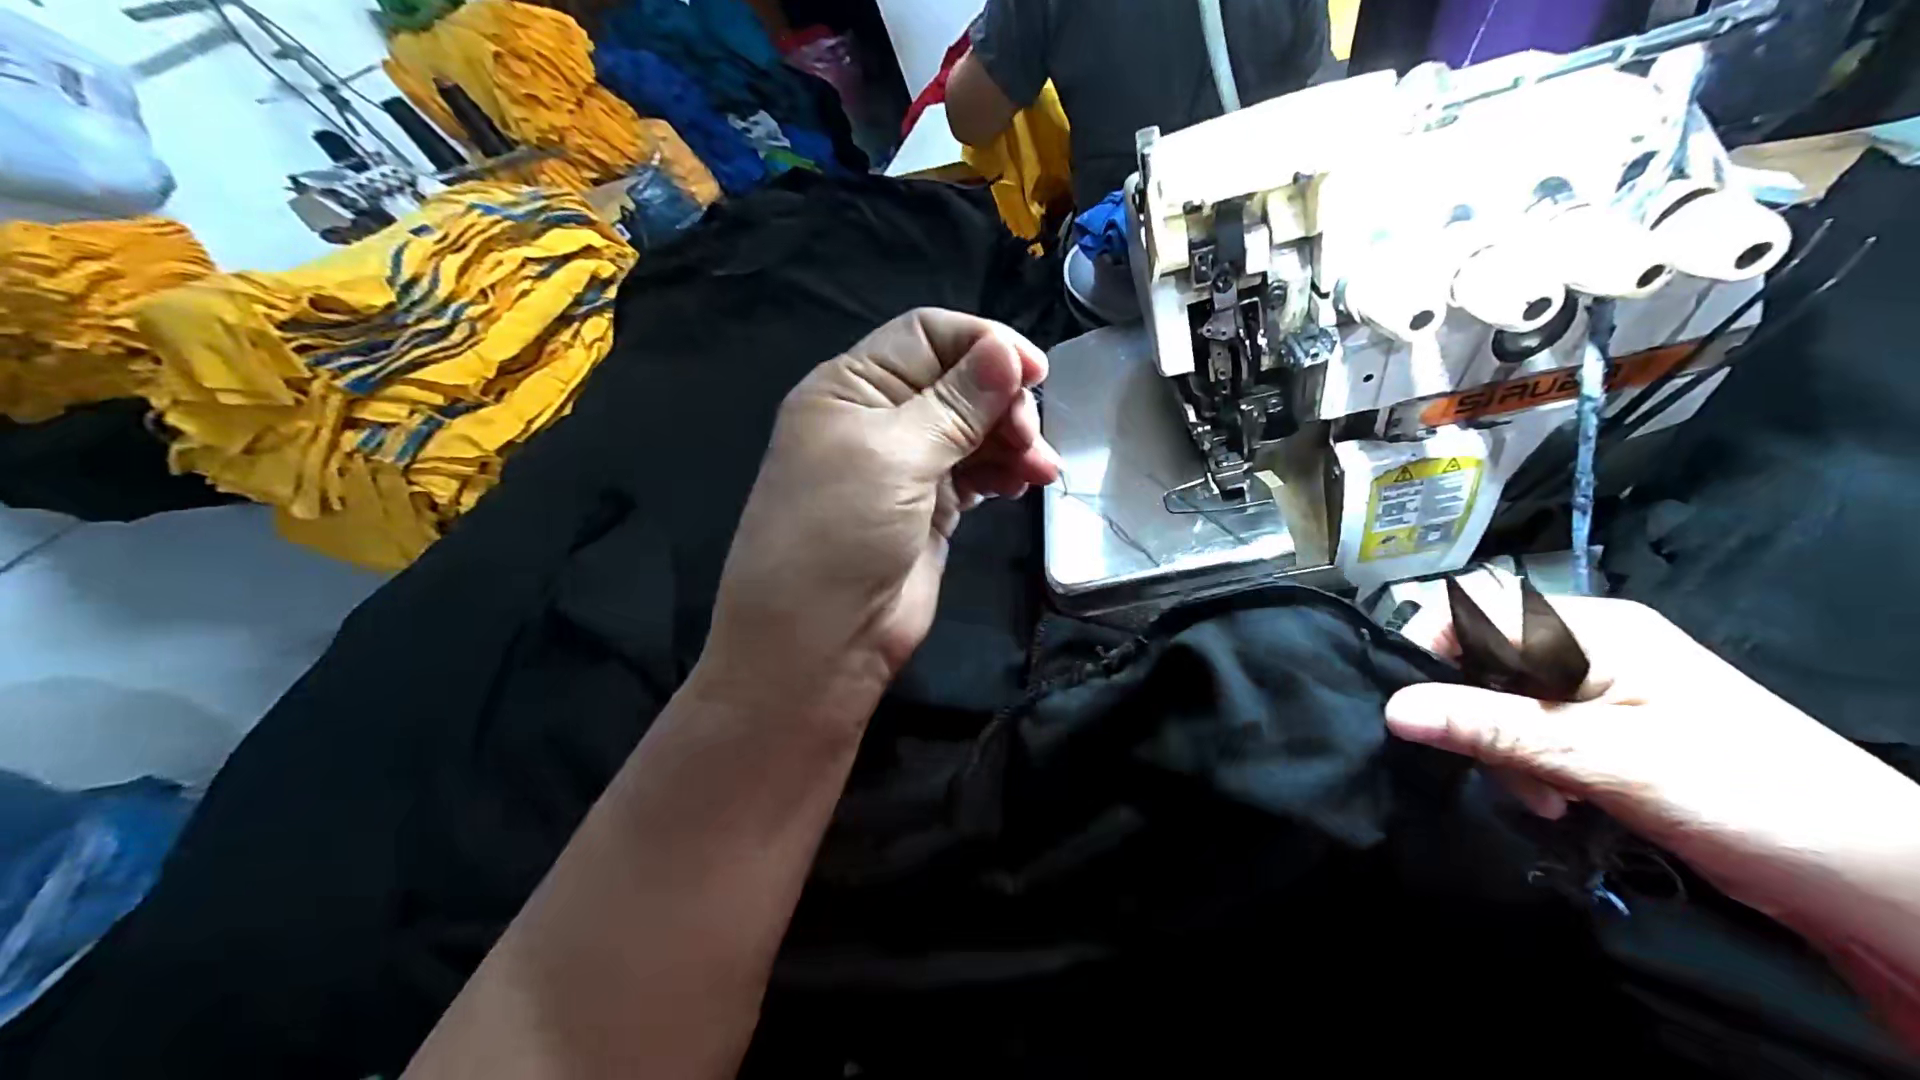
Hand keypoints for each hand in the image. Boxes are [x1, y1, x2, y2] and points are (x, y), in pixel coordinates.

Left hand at [697, 309, 1058, 719]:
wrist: (819, 642)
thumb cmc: (838, 534)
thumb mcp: (892, 457)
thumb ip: (955, 403)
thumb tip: (1006, 350)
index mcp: (851, 387)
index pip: (925, 335)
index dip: (982, 343)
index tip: (1034, 371)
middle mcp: (878, 419)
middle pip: (957, 381)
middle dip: (1001, 399)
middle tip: (1028, 437)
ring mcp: (906, 466)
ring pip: (974, 428)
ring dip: (1012, 439)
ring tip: (1039, 468)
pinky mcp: (931, 508)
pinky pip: (977, 472)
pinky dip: (1004, 471)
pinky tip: (1026, 483)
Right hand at [1385, 593, 1919, 925]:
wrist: (1878, 880)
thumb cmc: (1744, 795)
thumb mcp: (1604, 759)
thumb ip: (1492, 728)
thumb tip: (1393, 708)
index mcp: (1595, 629)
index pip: (1479, 608)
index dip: (1434, 646)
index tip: (1414, 704)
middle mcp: (1593, 647)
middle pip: (1486, 657)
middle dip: (1473, 711)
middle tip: (1493, 765)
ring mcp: (1603, 690)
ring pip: (1504, 699)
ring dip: (1501, 747)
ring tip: (1536, 795)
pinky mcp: (1609, 731)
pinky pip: (1533, 731)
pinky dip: (1527, 764)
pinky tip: (1553, 799)